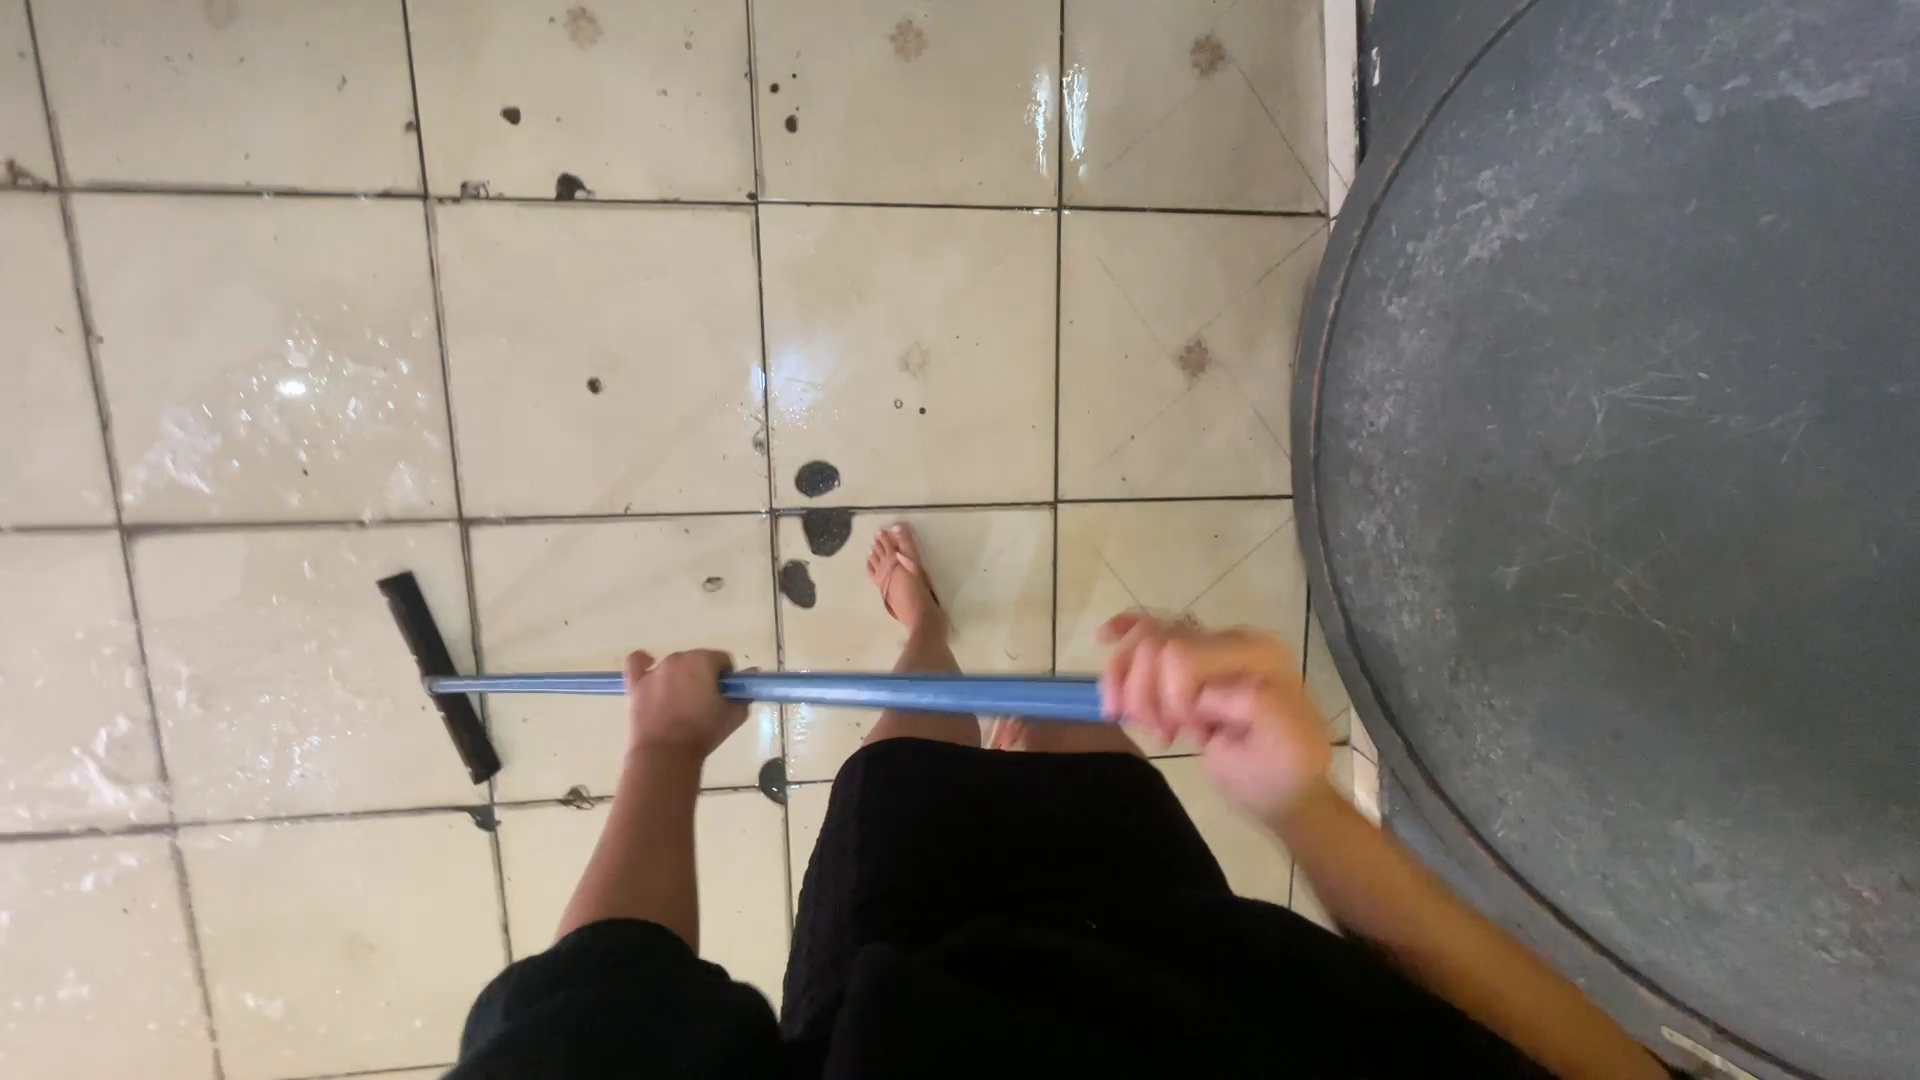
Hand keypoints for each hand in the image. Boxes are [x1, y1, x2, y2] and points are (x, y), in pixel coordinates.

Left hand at [623, 650, 746, 760]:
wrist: (666, 754)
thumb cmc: (703, 731)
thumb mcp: (734, 714)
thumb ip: (744, 691)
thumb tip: (751, 673)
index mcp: (703, 661)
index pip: (722, 660)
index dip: (726, 677)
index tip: (724, 696)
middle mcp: (678, 659)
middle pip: (698, 660)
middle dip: (704, 676)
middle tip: (705, 703)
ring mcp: (655, 671)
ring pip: (674, 666)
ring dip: (681, 677)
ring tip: (681, 703)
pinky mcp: (636, 685)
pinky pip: (636, 664)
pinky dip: (642, 661)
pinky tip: (647, 663)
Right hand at [1099, 613, 1331, 821]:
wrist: (1285, 787)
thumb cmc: (1279, 772)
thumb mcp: (1276, 743)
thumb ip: (1245, 703)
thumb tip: (1200, 694)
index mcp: (1257, 654)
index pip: (1183, 656)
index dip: (1173, 701)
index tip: (1193, 735)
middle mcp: (1232, 638)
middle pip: (1156, 644)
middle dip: (1144, 691)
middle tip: (1162, 733)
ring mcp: (1210, 643)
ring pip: (1144, 640)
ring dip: (1128, 682)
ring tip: (1138, 720)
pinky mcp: (1193, 654)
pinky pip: (1151, 628)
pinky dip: (1126, 630)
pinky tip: (1105, 636)